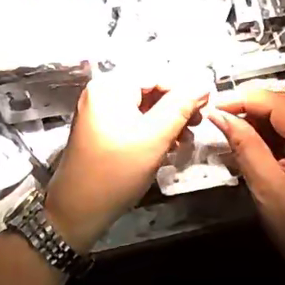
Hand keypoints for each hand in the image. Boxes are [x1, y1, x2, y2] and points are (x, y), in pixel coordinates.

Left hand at [45, 72, 209, 250]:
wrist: (77, 212)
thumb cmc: (114, 174)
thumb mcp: (154, 138)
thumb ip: (180, 107)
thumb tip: (203, 84)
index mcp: (110, 87)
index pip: (157, 72)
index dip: (185, 87)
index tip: (207, 105)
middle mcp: (103, 92)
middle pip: (151, 86)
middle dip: (178, 104)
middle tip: (199, 123)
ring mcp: (102, 111)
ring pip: (146, 104)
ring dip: (170, 118)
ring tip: (186, 137)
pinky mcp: (105, 129)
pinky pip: (136, 119)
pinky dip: (155, 129)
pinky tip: (170, 144)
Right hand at [206, 84, 284, 284]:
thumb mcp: (267, 189)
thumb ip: (245, 146)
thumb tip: (220, 115)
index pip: (281, 102)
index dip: (245, 99)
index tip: (214, 107)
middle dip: (257, 102)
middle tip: (227, 120)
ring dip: (269, 112)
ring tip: (242, 130)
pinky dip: (282, 125)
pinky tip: (262, 140)